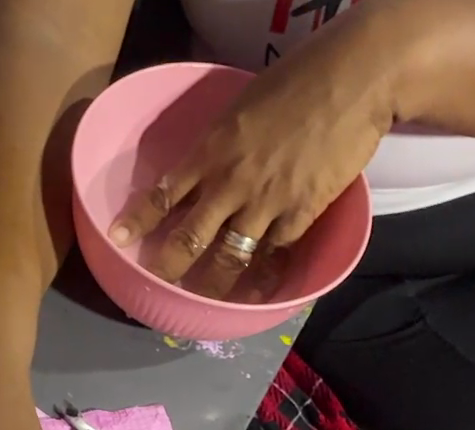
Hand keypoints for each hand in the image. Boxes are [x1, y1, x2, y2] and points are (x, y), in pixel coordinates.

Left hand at [107, 13, 399, 299]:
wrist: (357, 78)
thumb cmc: (298, 80)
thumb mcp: (241, 108)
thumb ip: (218, 144)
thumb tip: (201, 171)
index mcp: (211, 151)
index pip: (163, 194)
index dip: (137, 221)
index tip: (117, 240)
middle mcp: (230, 184)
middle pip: (189, 239)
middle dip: (168, 267)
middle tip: (157, 286)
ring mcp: (264, 204)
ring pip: (228, 258)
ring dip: (213, 285)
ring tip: (203, 305)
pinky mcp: (299, 216)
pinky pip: (273, 257)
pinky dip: (263, 279)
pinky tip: (255, 294)